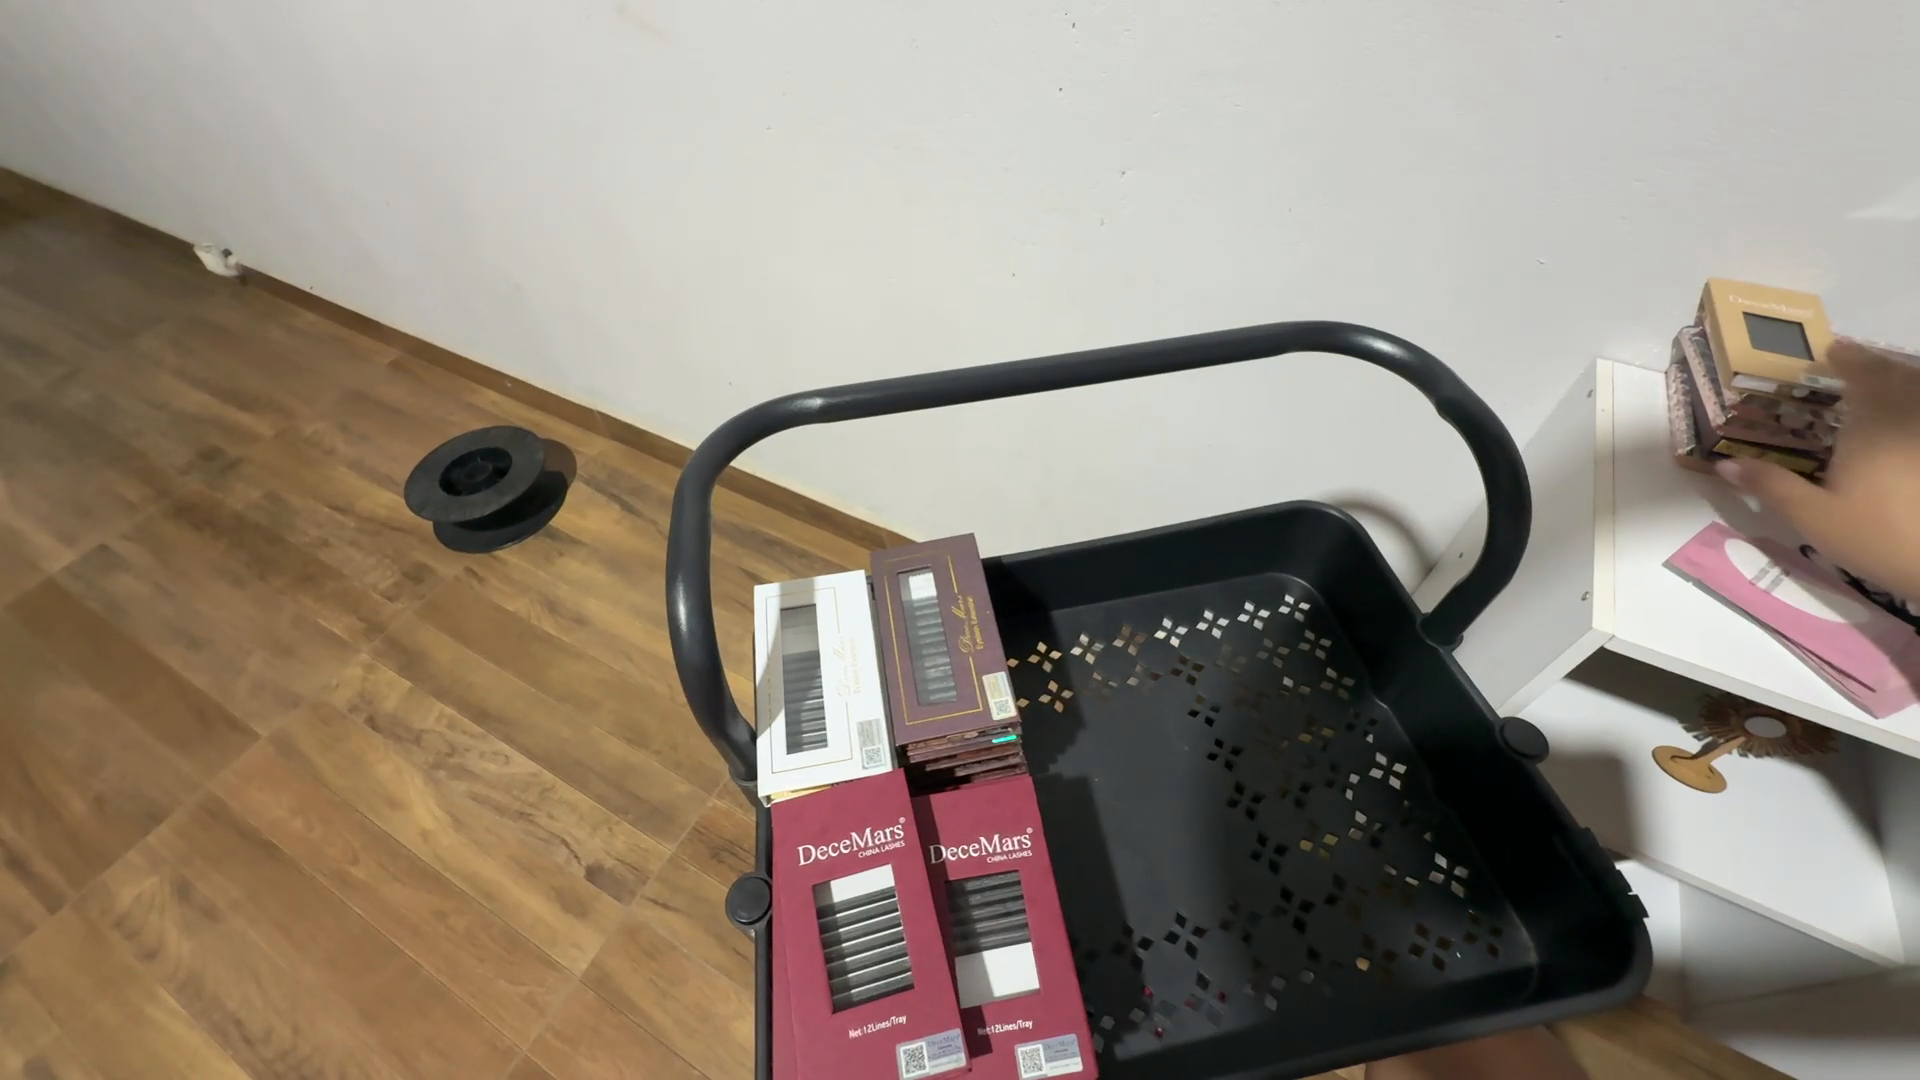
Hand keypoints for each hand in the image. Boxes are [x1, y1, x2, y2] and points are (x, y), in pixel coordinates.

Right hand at [1716, 339, 1919, 601]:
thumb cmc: (1879, 538)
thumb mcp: (1812, 516)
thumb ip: (1770, 485)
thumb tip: (1726, 463)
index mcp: (1875, 431)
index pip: (1868, 379)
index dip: (1852, 359)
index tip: (1833, 349)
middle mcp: (1914, 426)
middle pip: (1908, 380)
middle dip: (1884, 366)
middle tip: (1859, 362)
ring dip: (1908, 383)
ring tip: (1887, 384)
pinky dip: (1915, 411)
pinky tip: (1902, 424)